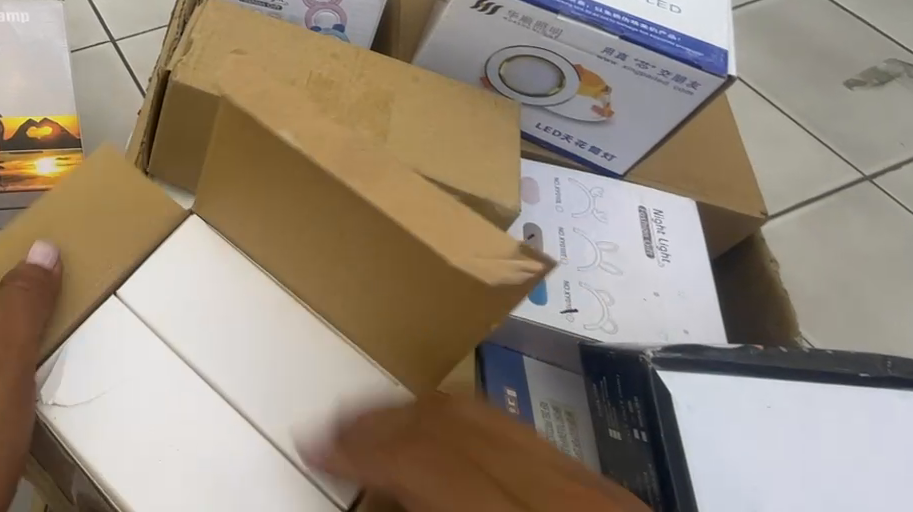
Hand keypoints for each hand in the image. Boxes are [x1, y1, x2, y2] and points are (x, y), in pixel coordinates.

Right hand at [305, 394, 648, 511]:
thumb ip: (417, 510)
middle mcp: (568, 496)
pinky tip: (421, 432)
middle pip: (447, 420)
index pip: (428, 461)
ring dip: (405, 411)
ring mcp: (592, 484)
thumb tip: (366, 490)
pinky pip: (506, 425)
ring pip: (476, 411)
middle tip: (326, 434)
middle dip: (373, 421)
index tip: (313, 449)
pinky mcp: (599, 484)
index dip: (360, 448)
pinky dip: (450, 419)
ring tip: (362, 427)